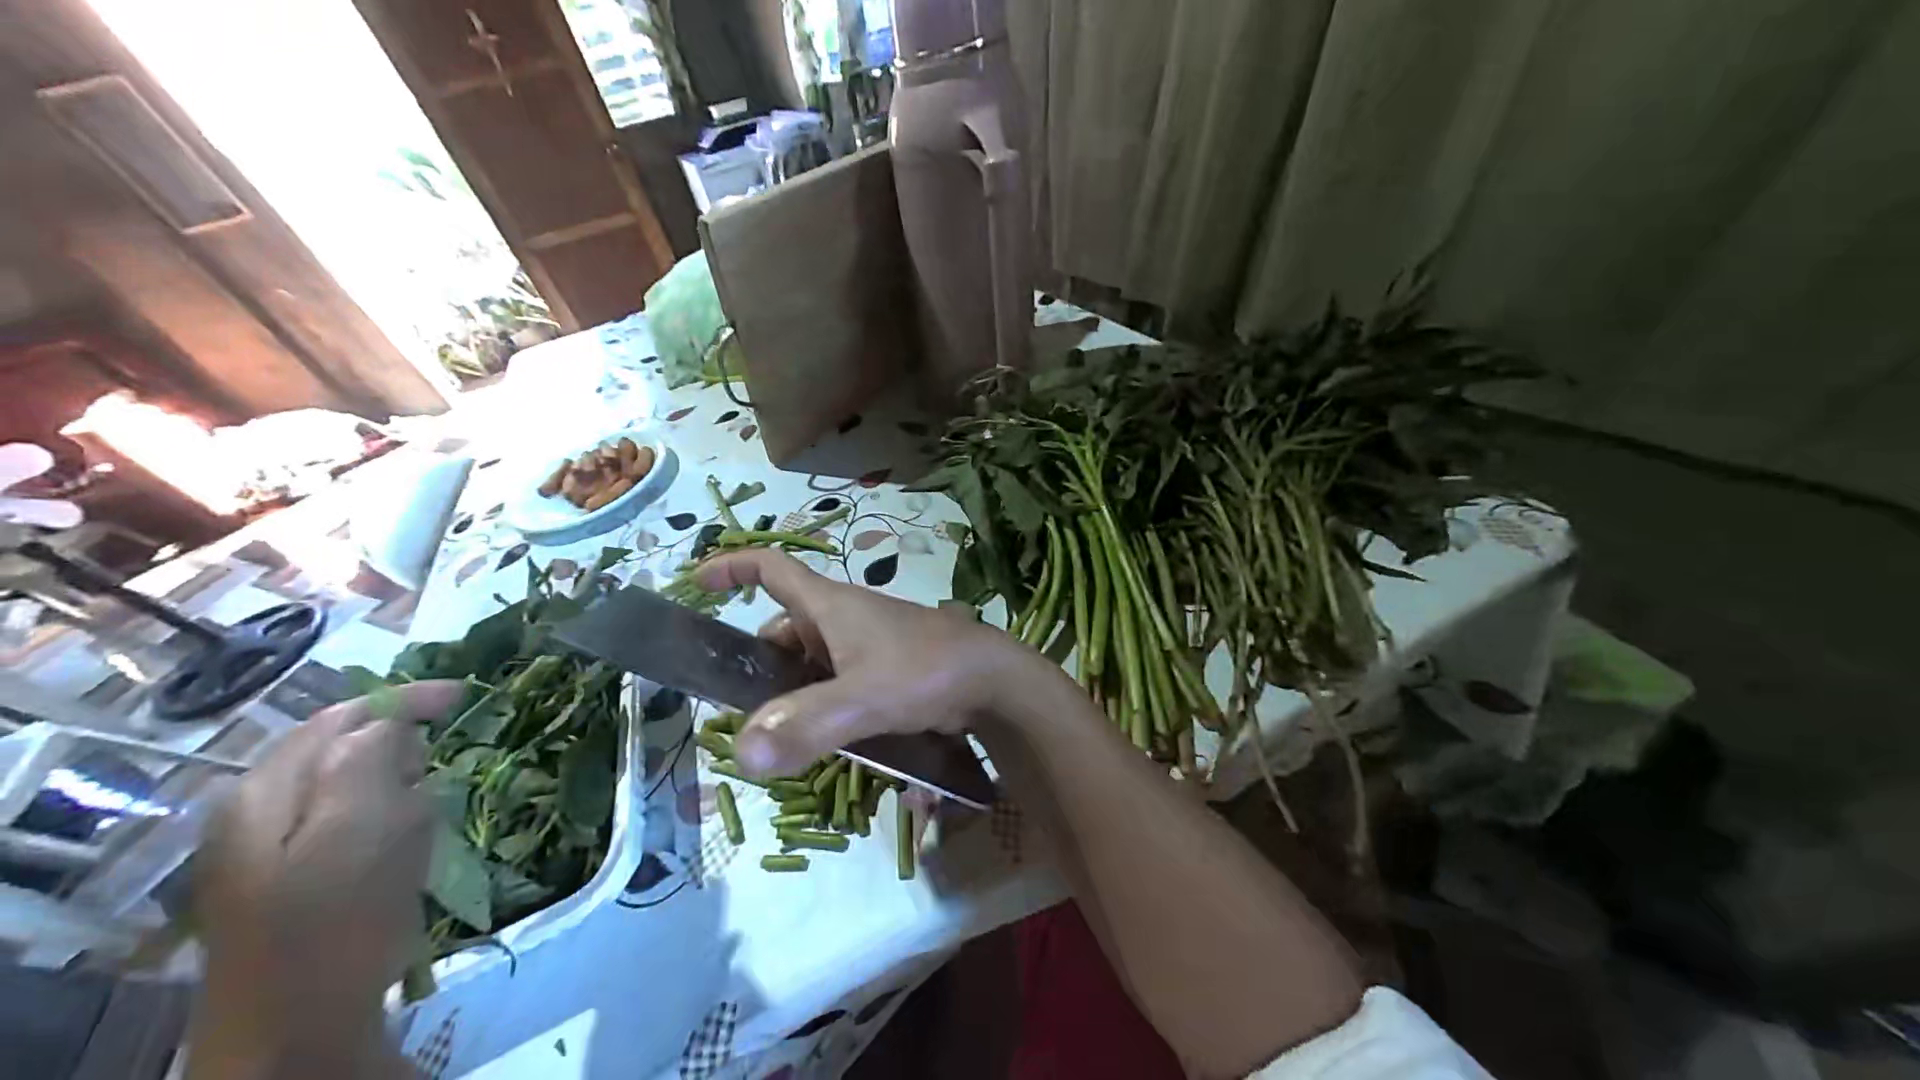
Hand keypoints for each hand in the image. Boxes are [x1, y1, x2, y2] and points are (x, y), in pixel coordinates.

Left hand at [192, 680, 461, 1072]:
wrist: (293, 1033)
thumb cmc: (333, 926)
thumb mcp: (357, 833)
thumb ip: (365, 763)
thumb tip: (385, 723)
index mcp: (265, 793)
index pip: (340, 717)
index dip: (403, 700)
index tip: (463, 696)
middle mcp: (256, 812)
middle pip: (340, 748)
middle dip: (397, 747)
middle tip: (438, 766)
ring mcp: (268, 850)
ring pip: (348, 786)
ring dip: (394, 788)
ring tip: (422, 815)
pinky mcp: (291, 880)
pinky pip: (351, 824)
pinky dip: (386, 822)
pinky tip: (402, 852)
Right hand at [697, 549, 1038, 775]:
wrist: (996, 683)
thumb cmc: (928, 672)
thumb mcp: (864, 698)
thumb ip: (807, 725)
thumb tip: (745, 752)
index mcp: (831, 606)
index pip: (772, 568)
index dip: (732, 568)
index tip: (697, 582)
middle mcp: (845, 619)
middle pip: (785, 631)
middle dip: (763, 666)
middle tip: (747, 713)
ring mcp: (867, 645)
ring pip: (812, 663)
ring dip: (795, 693)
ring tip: (787, 737)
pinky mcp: (886, 670)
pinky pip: (839, 682)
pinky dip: (826, 704)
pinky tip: (828, 742)